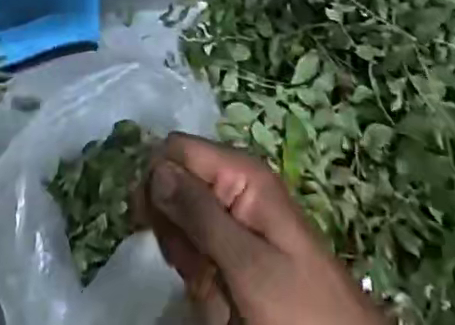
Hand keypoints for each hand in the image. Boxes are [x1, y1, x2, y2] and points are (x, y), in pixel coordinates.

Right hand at [141, 133, 382, 324]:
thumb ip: (200, 213)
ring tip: (214, 285)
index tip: (157, 225)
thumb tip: (156, 168)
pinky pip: (195, 250)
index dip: (158, 182)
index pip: (176, 149)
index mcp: (241, 172)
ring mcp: (232, 216)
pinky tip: (218, 295)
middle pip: (173, 186)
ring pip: (179, 223)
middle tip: (197, 263)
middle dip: (174, 229)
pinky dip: (198, 274)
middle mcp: (234, 184)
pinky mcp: (231, 246)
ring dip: (186, 257)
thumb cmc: (298, 305)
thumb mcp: (248, 263)